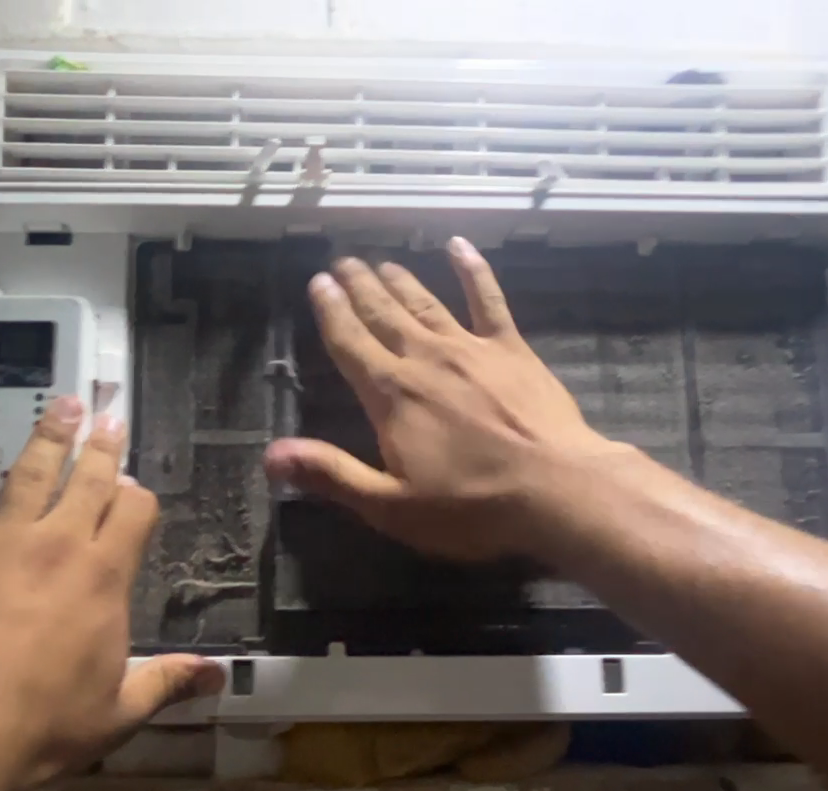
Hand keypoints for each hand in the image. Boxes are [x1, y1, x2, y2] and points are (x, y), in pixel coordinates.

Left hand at [0, 397, 222, 790]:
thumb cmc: (41, 726)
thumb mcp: (118, 713)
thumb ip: (168, 683)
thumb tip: (220, 676)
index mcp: (103, 576)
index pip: (132, 514)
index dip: (137, 497)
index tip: (135, 487)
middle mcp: (56, 543)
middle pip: (86, 481)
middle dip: (100, 447)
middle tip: (107, 415)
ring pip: (28, 473)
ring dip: (47, 438)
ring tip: (60, 406)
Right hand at [263, 239, 653, 561]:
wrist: (556, 490)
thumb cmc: (470, 507)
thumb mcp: (390, 505)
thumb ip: (332, 475)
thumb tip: (271, 455)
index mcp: (391, 396)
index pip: (350, 344)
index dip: (330, 313)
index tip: (317, 284)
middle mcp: (425, 359)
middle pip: (383, 314)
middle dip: (359, 286)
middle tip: (342, 262)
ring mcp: (471, 348)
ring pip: (425, 302)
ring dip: (399, 280)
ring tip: (379, 260)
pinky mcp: (512, 349)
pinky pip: (489, 299)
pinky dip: (472, 270)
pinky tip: (458, 246)